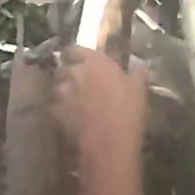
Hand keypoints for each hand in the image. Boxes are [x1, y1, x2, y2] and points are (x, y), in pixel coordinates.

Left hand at [51, 49, 148, 170]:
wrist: (109, 145)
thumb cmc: (127, 112)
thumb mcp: (139, 89)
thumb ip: (137, 73)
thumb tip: (139, 66)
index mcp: (94, 61)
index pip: (76, 48)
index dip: (78, 55)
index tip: (83, 61)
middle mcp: (74, 72)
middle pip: (64, 67)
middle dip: (70, 73)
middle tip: (81, 83)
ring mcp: (62, 92)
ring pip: (58, 86)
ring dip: (64, 91)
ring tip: (74, 101)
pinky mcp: (55, 112)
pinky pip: (55, 107)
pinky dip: (60, 110)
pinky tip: (70, 118)